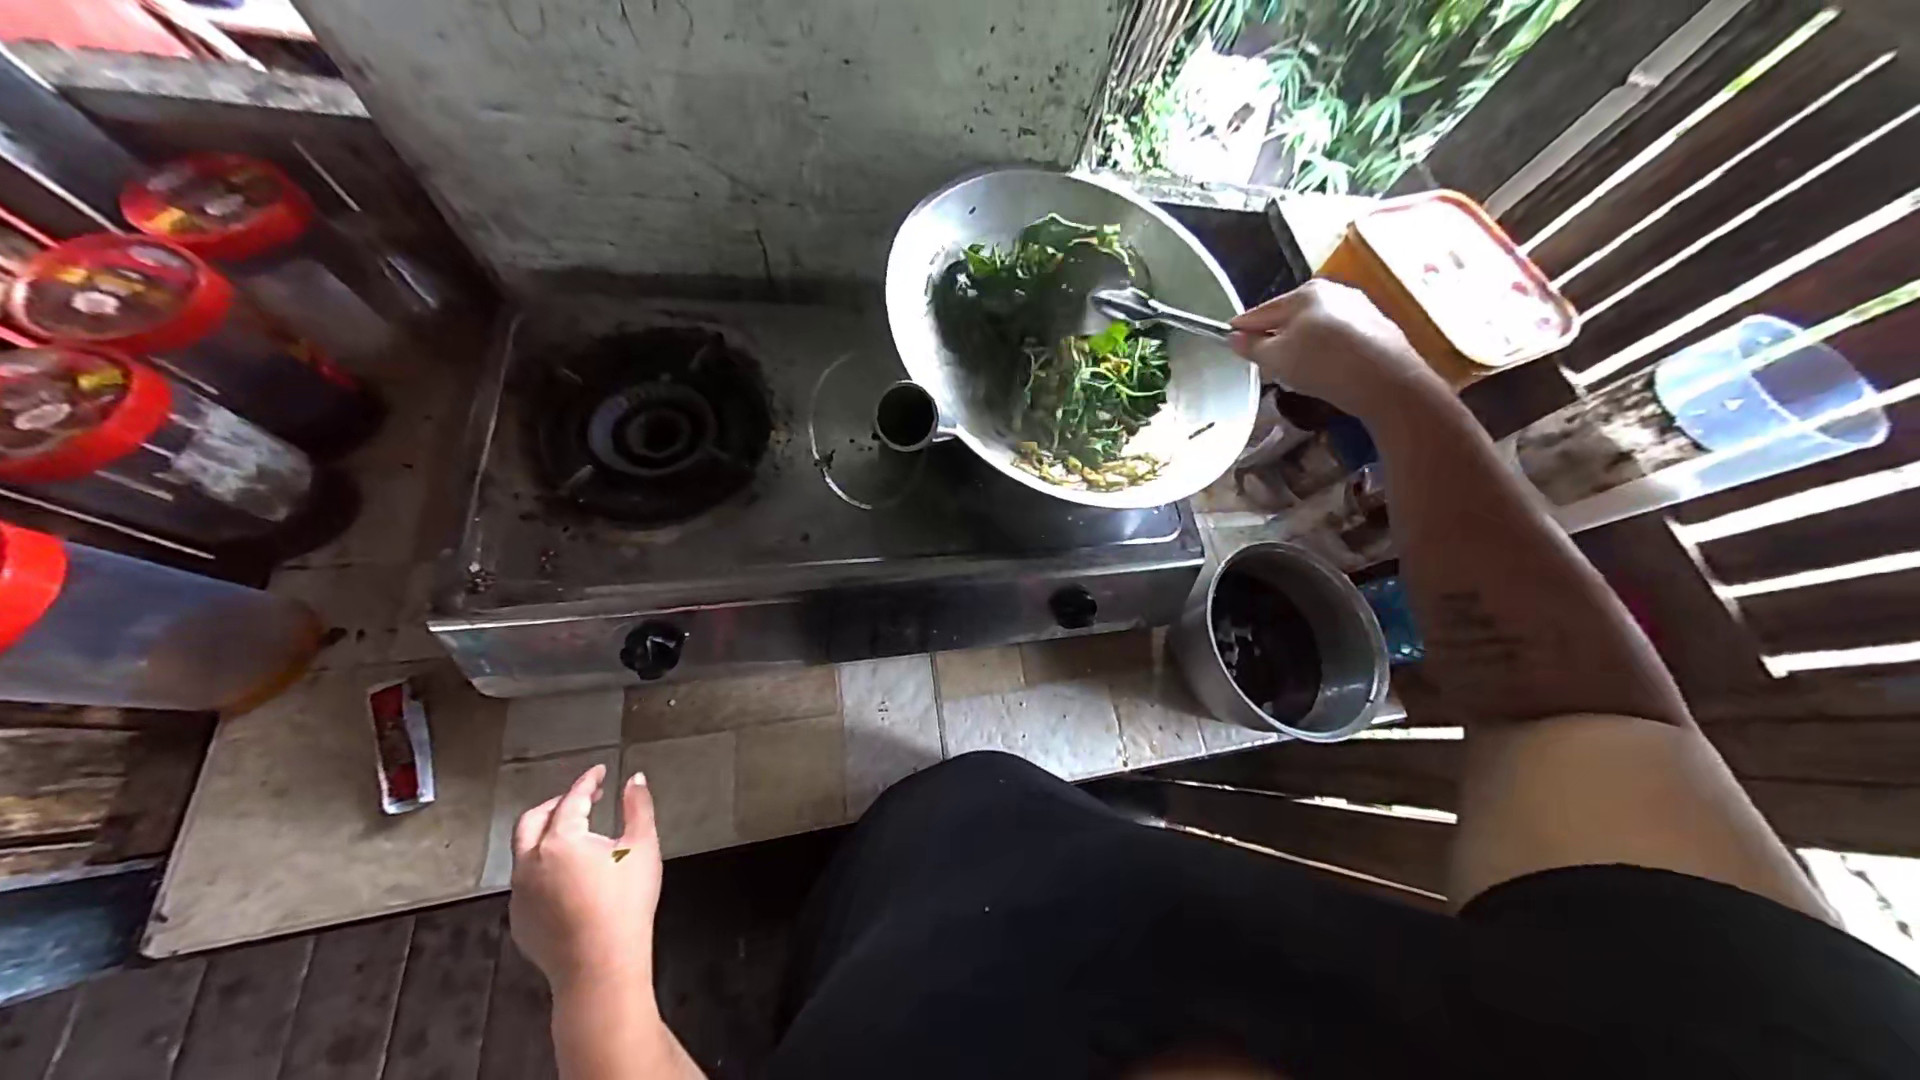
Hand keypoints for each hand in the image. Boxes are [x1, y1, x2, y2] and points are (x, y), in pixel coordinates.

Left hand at [509, 764, 661, 999]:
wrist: (600, 965)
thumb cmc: (626, 902)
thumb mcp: (642, 847)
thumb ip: (638, 807)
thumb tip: (635, 779)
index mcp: (560, 841)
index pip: (572, 800)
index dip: (587, 782)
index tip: (600, 772)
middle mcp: (530, 863)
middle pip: (532, 820)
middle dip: (557, 803)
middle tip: (583, 797)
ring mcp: (519, 894)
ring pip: (525, 852)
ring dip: (547, 834)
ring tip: (578, 834)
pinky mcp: (519, 919)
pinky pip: (526, 881)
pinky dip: (543, 865)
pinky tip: (569, 875)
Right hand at [1228, 280, 1447, 422]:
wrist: (1387, 380)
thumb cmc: (1322, 365)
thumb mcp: (1275, 359)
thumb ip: (1251, 346)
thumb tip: (1235, 337)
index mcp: (1304, 293)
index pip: (1259, 311)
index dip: (1242, 330)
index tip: (1231, 344)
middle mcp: (1333, 291)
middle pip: (1288, 317)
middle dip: (1274, 338)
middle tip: (1266, 365)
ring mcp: (1358, 307)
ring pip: (1314, 327)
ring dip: (1300, 346)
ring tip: (1297, 372)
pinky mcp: (1376, 327)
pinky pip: (1337, 337)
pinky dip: (1325, 351)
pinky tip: (1325, 371)